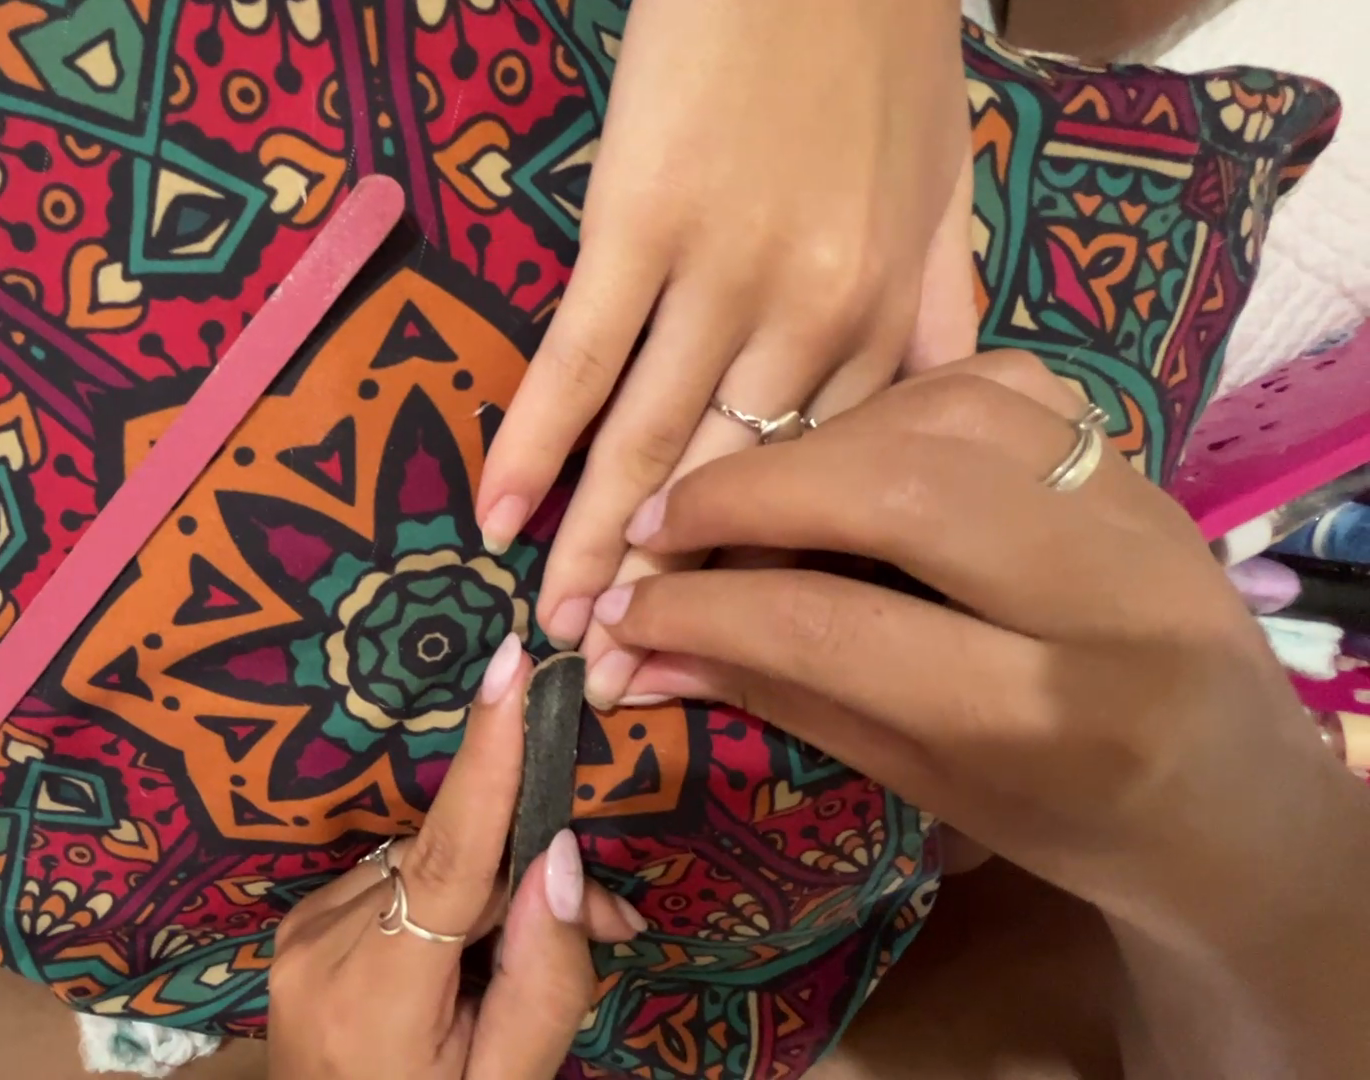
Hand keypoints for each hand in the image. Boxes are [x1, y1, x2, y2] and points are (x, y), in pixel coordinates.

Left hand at [268, 635, 644, 1079]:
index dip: (487, 754)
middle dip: (527, 870)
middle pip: (449, 860)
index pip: (446, 853)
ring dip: (486, 890)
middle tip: (606, 917)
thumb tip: (558, 854)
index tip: (510, 663)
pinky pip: (395, 880)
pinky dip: (442, 898)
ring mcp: (302, 926)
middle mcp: (321, 940)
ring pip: (425, 864)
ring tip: (518, 960)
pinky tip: (462, 952)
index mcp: (372, 994)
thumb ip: (545, 978)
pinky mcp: (302, 919)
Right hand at [475, 0, 979, 705]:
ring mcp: (721, 274)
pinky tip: (495, 515)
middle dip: (666, 596)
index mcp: (884, 319)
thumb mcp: (938, 192)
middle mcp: (810, 319)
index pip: (816, 488)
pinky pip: (578, 360)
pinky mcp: (639, 227)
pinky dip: (531, 442)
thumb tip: (934, 396)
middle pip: (728, 489)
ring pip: (650, 443)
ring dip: (595, 547)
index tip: (710, 651)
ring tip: (555, 627)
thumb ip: (936, 306)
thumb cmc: (870, 63)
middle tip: (612, 681)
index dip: (759, 579)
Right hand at [588, 350, 1365, 933]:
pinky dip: (884, 403)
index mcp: (1049, 712)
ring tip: (734, 487)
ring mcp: (1129, 500)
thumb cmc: (1065, 816)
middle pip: (891, 491)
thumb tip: (641, 655)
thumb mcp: (912, 780)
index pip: (829, 626)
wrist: (1240, 792)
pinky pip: (988, 382)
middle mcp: (1108, 590)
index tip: (617, 610)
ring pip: (936, 415)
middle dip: (741, 495)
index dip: (699, 609)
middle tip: (654, 521)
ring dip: (806, 444)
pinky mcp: (1125, 453)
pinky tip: (836, 445)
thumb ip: (776, 696)